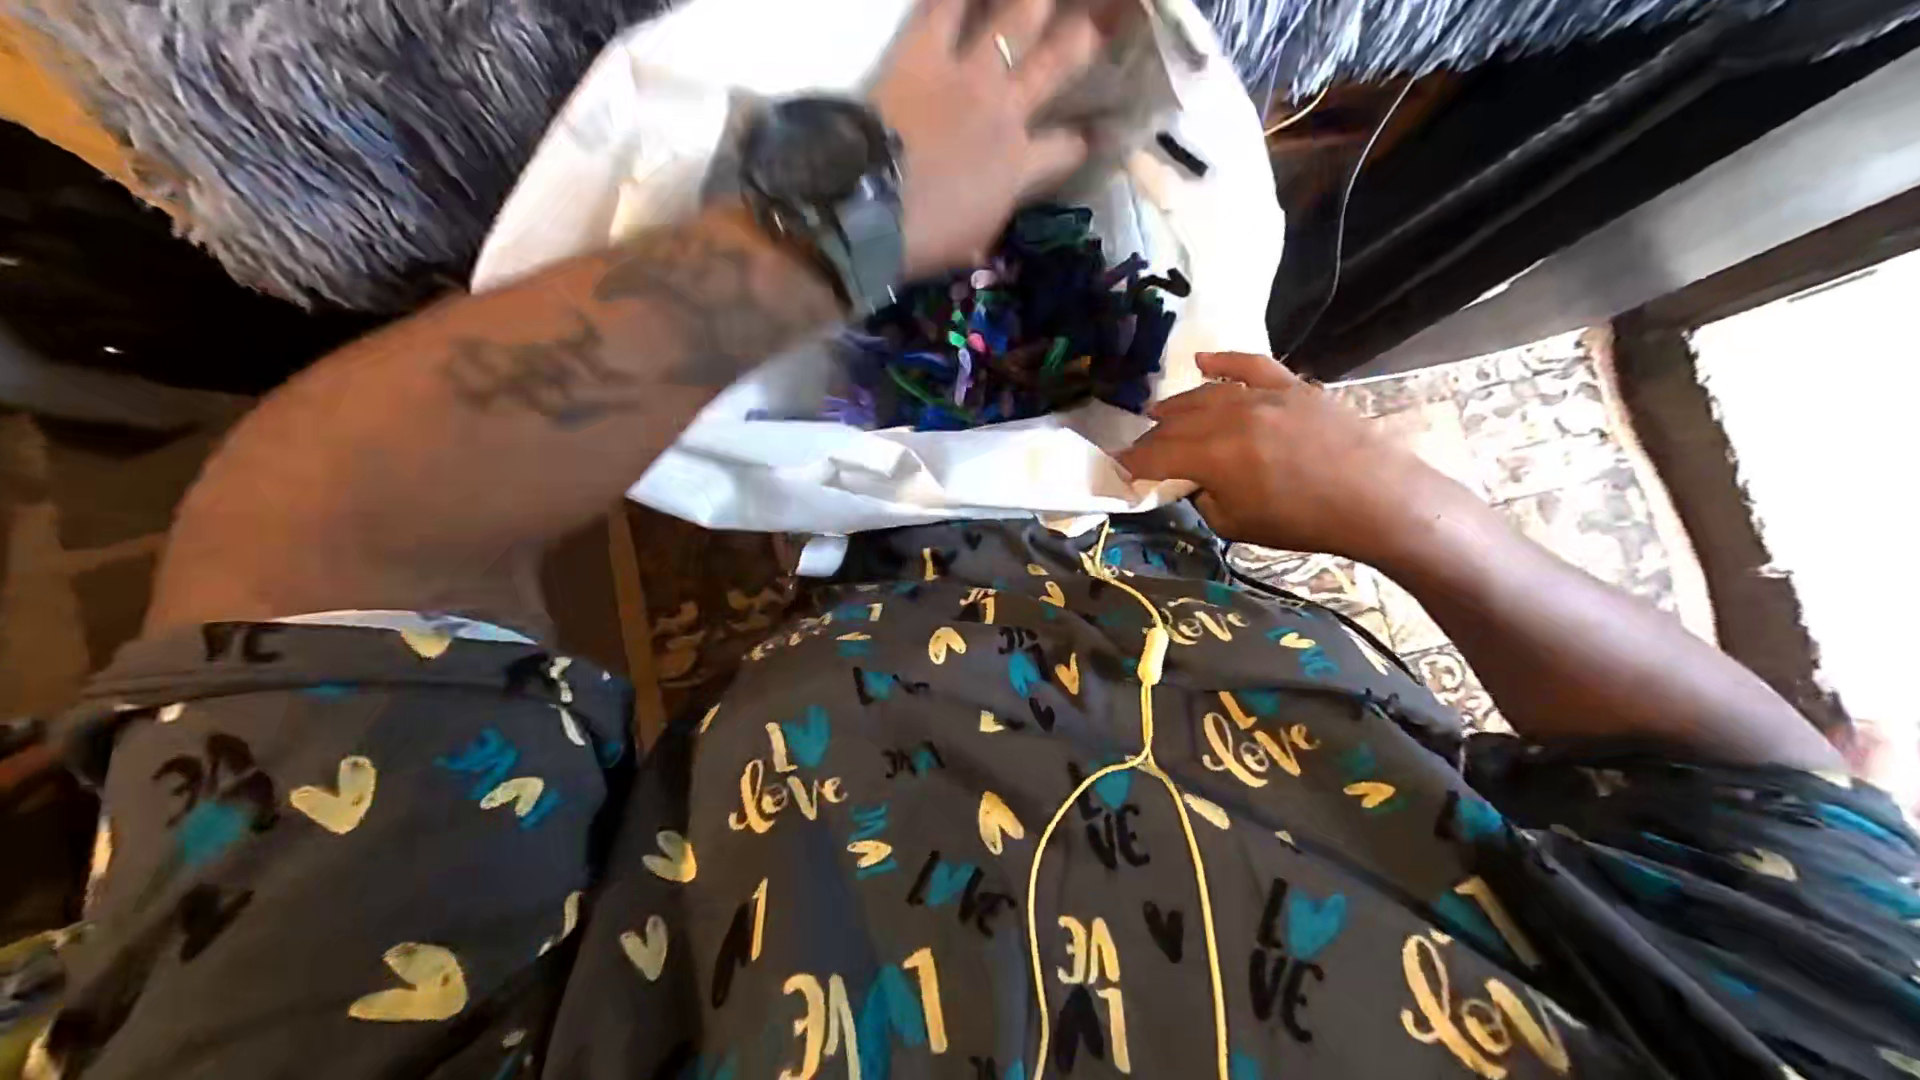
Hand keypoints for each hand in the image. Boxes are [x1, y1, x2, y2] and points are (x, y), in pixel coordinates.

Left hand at [870, 0, 1102, 276]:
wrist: (872, 210)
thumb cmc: (924, 241)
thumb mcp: (969, 245)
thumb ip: (986, 223)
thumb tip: (984, 239)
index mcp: (1020, 168)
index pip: (1068, 147)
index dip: (1087, 138)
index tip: (1100, 129)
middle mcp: (1008, 111)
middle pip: (1058, 62)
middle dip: (1086, 35)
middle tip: (1105, 17)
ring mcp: (969, 74)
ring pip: (1017, 16)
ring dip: (1035, 0)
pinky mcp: (924, 50)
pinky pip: (947, 3)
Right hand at [1117, 351, 1479, 562]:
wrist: (1375, 500)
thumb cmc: (1302, 521)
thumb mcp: (1236, 524)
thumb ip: (1202, 496)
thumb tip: (1191, 479)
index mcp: (1213, 455)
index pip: (1156, 454)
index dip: (1132, 462)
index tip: (1119, 467)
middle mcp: (1230, 417)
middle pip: (1175, 422)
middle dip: (1152, 438)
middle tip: (1143, 451)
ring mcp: (1261, 395)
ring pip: (1204, 394)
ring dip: (1176, 405)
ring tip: (1159, 414)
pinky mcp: (1290, 386)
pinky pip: (1248, 365)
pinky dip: (1222, 362)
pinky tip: (1202, 362)